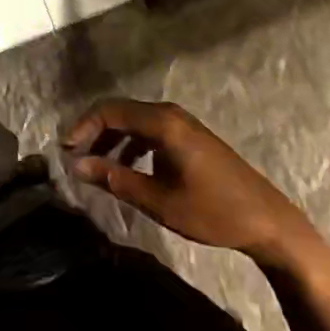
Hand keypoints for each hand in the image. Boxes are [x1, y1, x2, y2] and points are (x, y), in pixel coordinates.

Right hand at [65, 99, 314, 266]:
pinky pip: (150, 132)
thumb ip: (116, 180)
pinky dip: (131, 146)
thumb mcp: (158, 201)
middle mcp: (171, 115)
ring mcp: (183, 125)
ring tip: (94, 168)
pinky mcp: (189, 138)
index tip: (64, 150)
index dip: (83, 126)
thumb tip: (77, 165)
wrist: (265, 219)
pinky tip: (126, 170)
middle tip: (73, 159)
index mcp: (164, 124)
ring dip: (112, 141)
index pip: (111, 111)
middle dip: (94, 132)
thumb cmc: (212, 211)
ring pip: (135, 122)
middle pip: (121, 112)